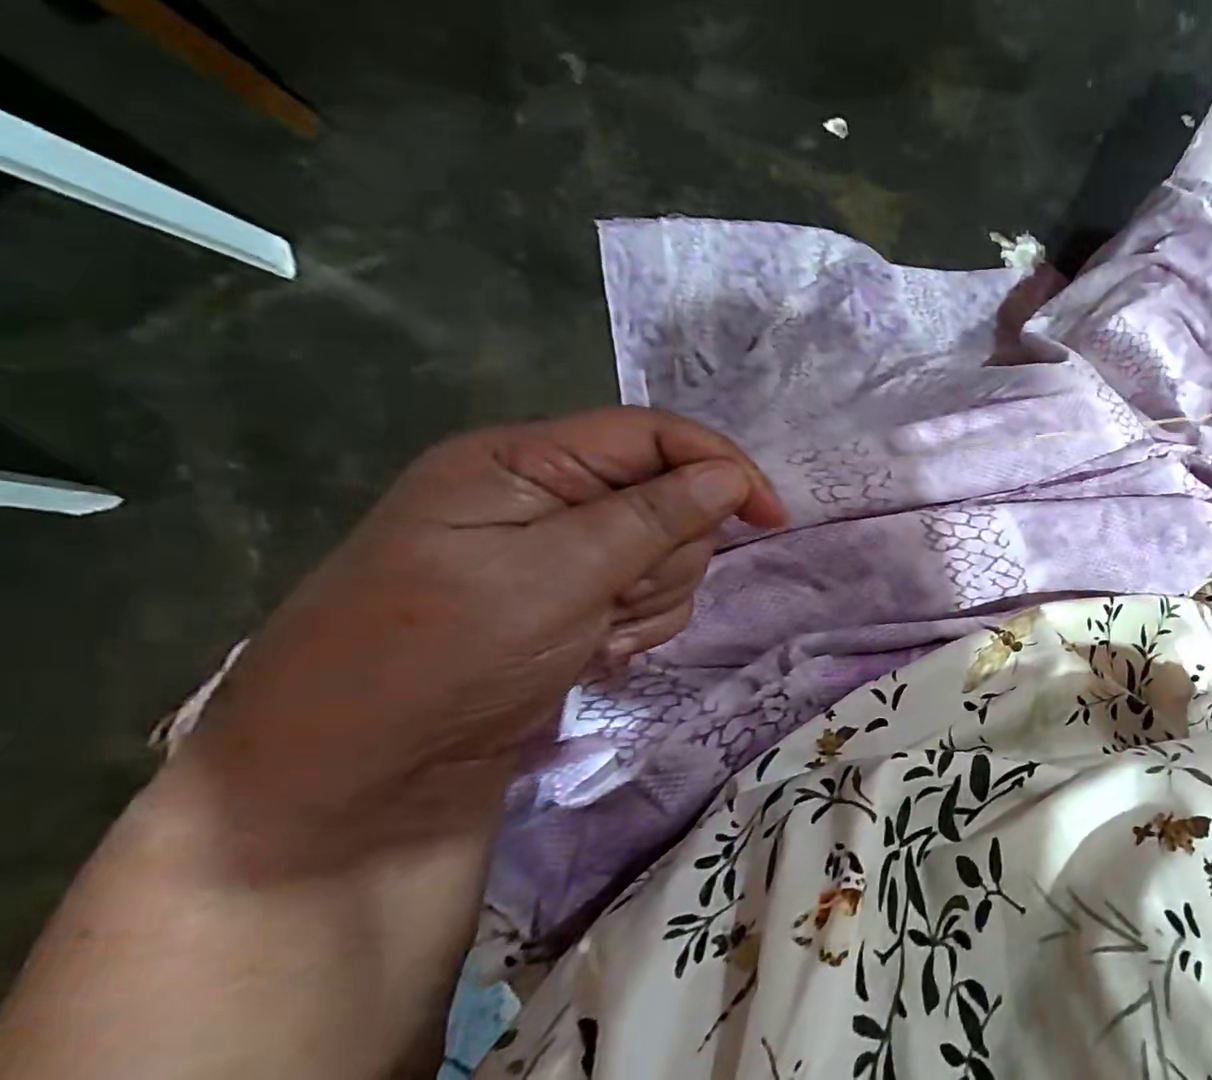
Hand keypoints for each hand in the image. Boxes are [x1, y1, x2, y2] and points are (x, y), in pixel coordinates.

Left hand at [181, 406, 786, 848]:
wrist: (365, 781)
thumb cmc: (442, 654)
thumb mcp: (554, 575)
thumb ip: (652, 518)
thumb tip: (732, 477)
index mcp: (526, 461)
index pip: (651, 434)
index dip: (720, 465)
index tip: (773, 516)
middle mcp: (549, 497)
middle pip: (669, 498)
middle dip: (665, 554)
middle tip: (616, 600)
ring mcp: (564, 555)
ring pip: (667, 554)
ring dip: (651, 599)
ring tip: (596, 636)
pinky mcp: (576, 603)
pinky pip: (649, 596)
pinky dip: (638, 626)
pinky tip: (595, 654)